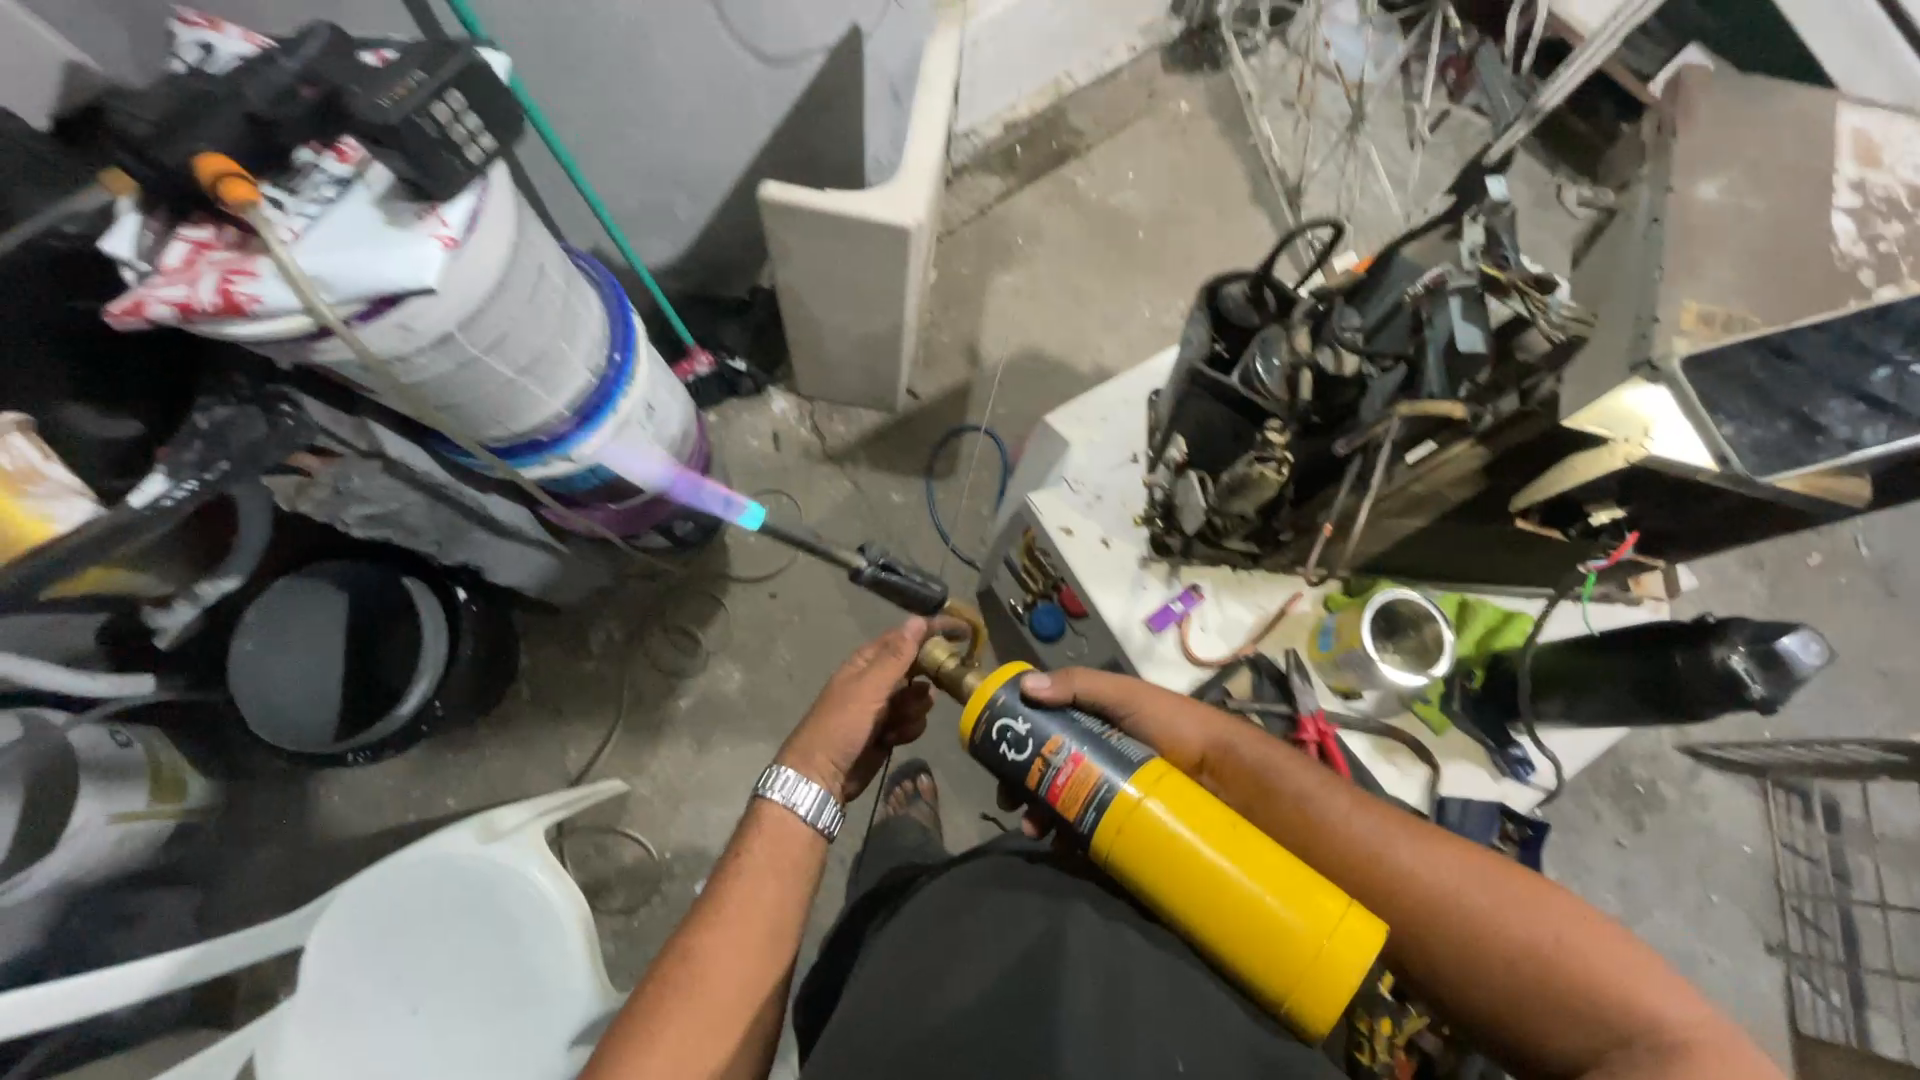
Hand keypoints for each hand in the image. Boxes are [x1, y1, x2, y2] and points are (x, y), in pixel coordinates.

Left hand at [776, 618, 934, 804]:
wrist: (822, 777)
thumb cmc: (840, 726)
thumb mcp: (868, 688)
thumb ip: (895, 657)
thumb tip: (918, 620)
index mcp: (867, 662)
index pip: (906, 637)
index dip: (933, 631)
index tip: (963, 632)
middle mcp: (876, 680)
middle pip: (917, 668)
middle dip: (927, 679)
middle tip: (937, 685)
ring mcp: (883, 707)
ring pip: (919, 698)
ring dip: (914, 710)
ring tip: (896, 723)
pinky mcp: (889, 731)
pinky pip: (914, 722)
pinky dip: (908, 729)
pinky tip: (893, 740)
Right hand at [999, 667, 1251, 836]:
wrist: (1224, 774)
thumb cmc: (1172, 724)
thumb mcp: (1124, 694)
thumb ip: (1078, 685)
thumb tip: (1025, 688)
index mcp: (1092, 726)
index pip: (1043, 735)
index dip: (1018, 747)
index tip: (998, 762)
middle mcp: (1096, 758)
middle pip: (1046, 773)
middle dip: (1023, 789)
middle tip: (1011, 805)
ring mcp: (1109, 793)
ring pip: (1061, 806)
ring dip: (1040, 818)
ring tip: (1036, 831)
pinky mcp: (1123, 824)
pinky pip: (1086, 833)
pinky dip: (1067, 840)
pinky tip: (1059, 846)